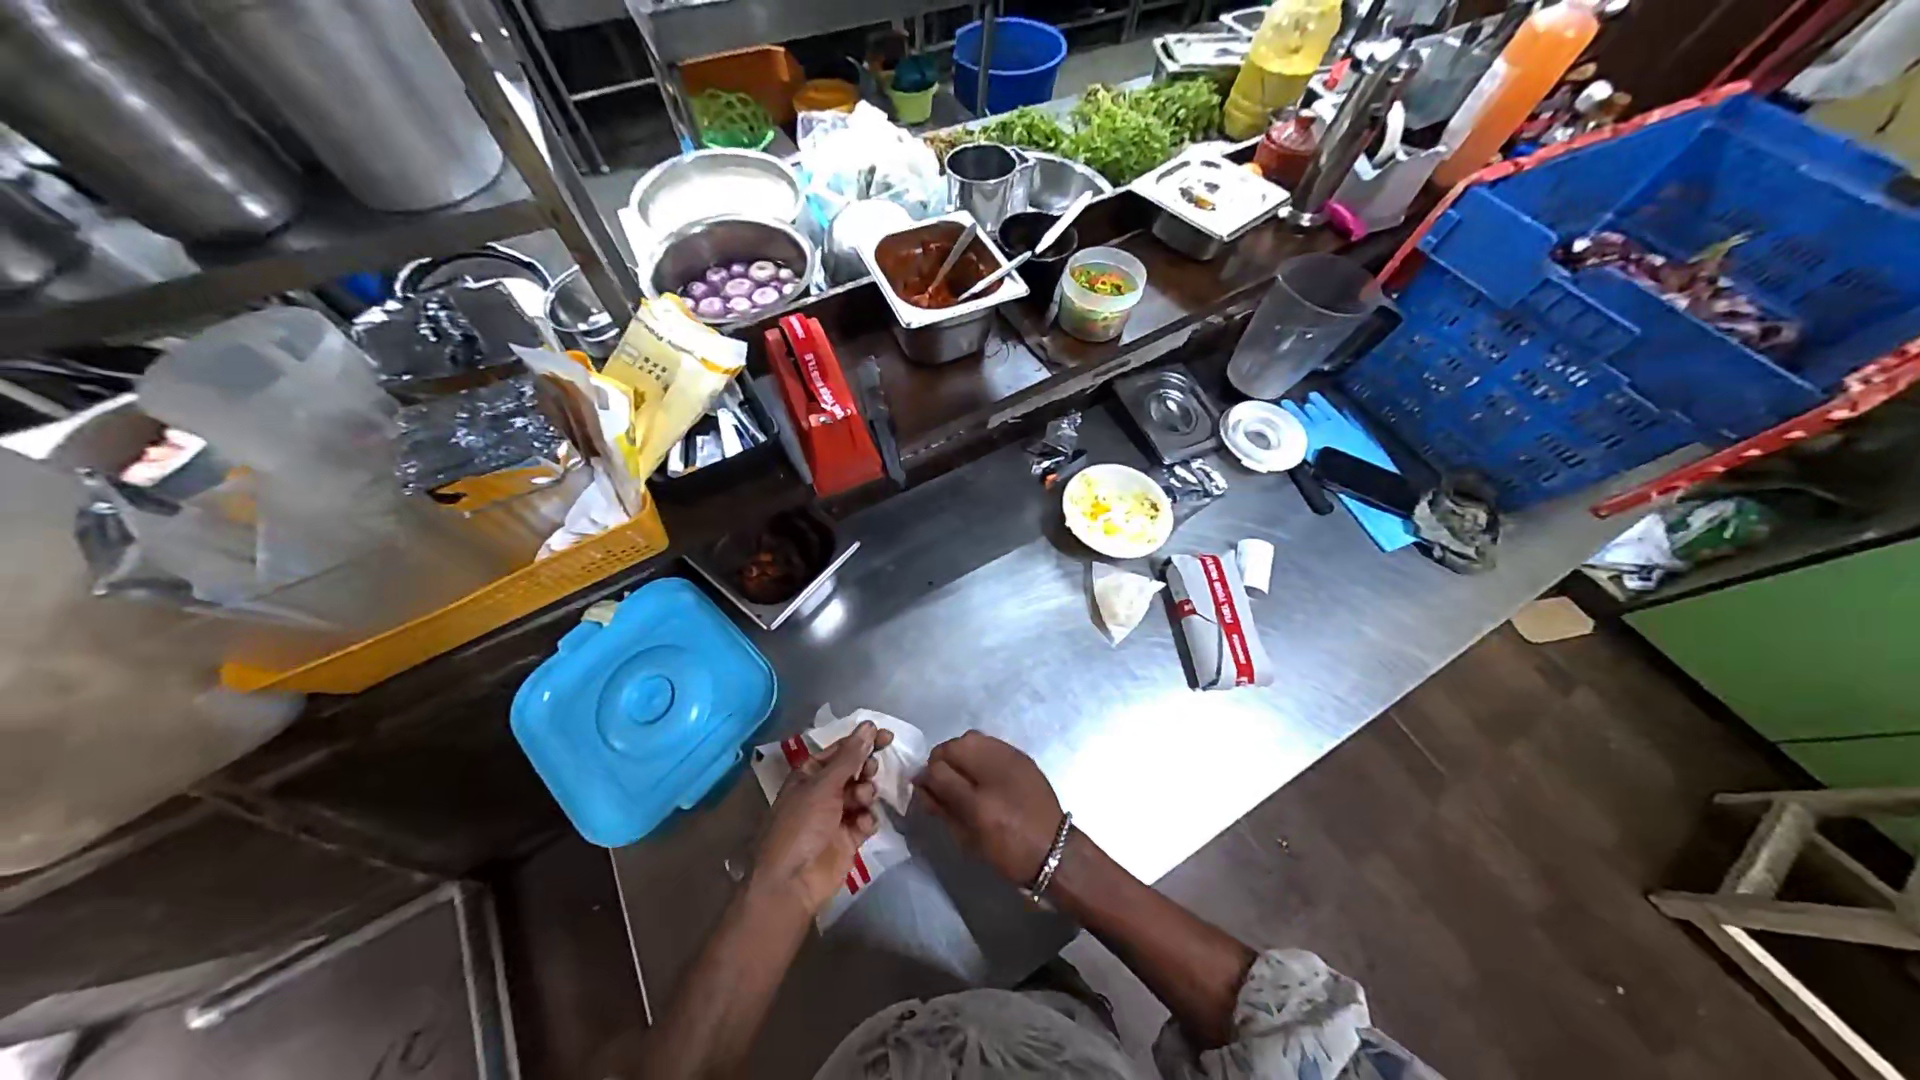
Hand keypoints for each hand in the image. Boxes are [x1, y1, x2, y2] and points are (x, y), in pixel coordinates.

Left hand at [752, 722, 894, 915]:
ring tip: (862, 802)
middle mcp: (823, 791)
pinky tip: (863, 825)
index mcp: (809, 774)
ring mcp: (836, 815)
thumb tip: (868, 726)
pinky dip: (867, 819)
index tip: (886, 736)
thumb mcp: (823, 786)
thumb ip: (849, 757)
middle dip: (866, 768)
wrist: (793, 882)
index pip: (840, 750)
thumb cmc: (801, 826)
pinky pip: (866, 819)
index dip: (862, 741)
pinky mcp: (848, 838)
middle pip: (854, 770)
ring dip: (866, 793)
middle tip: (870, 771)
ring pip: (863, 793)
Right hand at [914, 731, 1063, 886]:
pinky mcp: (1023, 757)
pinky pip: (991, 744)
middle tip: (944, 783)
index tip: (925, 789)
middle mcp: (992, 768)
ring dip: (961, 754)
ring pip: (973, 739)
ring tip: (964, 776)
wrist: (1055, 852)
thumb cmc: (1007, 851)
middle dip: (943, 761)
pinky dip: (981, 753)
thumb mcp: (967, 837)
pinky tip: (984, 772)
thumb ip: (941, 807)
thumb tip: (921, 785)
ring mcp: (1010, 756)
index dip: (926, 777)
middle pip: (954, 746)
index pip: (937, 768)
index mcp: (976, 796)